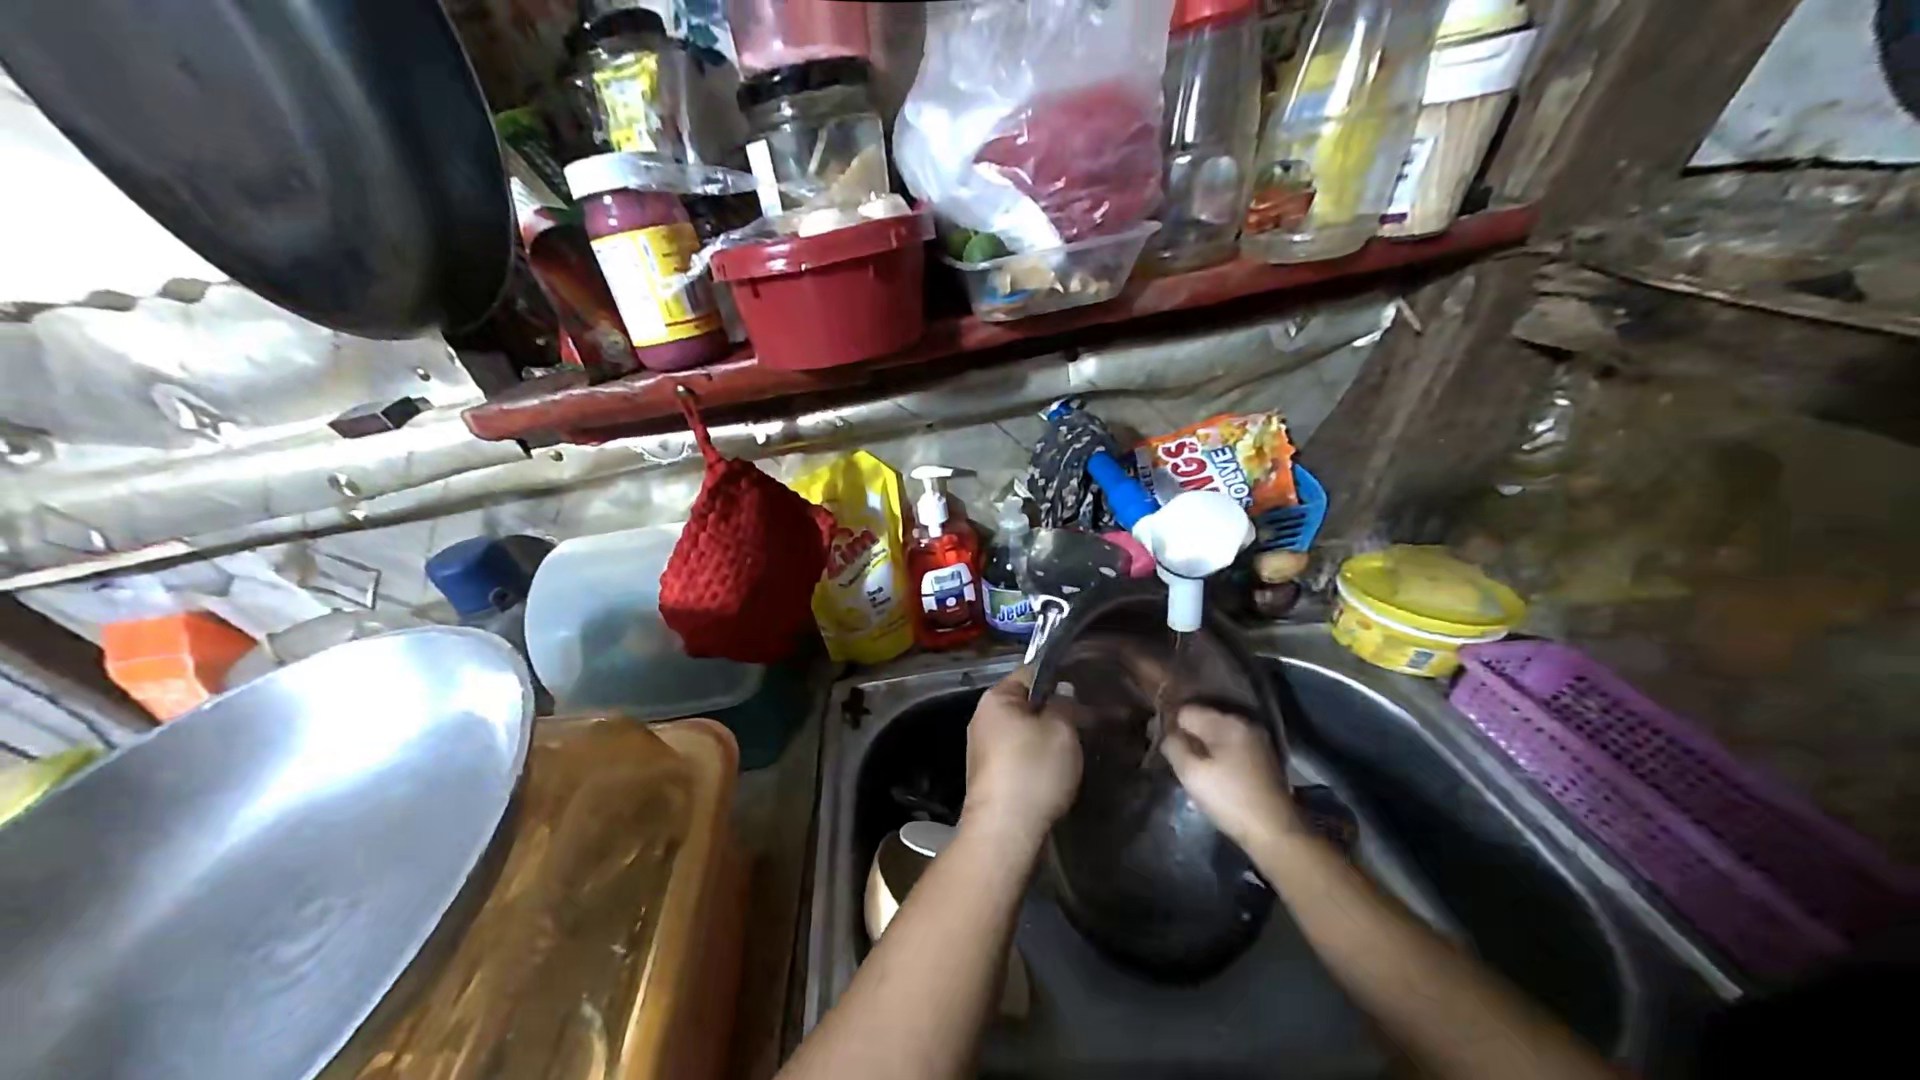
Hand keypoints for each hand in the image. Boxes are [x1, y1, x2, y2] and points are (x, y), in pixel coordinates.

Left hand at [961, 668, 1082, 847]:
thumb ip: (1065, 704)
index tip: (1089, 687)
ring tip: (1081, 744)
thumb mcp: (1061, 728)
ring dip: (1050, 737)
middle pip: (1028, 703)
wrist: (1005, 831)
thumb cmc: (1033, 770)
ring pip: (1026, 732)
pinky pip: (1020, 756)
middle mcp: (983, 718)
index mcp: (995, 698)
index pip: (1032, 672)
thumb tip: (1063, 696)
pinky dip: (1039, 759)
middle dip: (1057, 710)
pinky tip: (1059, 769)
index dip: (1062, 677)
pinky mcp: (991, 776)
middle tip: (1090, 719)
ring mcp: (984, 749)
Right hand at [1160, 703, 1299, 849]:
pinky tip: (1212, 775)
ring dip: (1202, 748)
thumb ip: (1173, 746)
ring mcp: (1257, 741)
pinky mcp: (1263, 759)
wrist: (1276, 834)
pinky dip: (1217, 756)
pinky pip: (1230, 747)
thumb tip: (1167, 734)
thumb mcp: (1191, 773)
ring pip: (1216, 735)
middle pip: (1203, 720)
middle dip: (1187, 737)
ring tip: (1192, 770)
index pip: (1186, 711)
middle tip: (1175, 761)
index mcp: (1227, 723)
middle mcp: (1244, 724)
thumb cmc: (1230, 800)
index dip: (1169, 726)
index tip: (1162, 747)